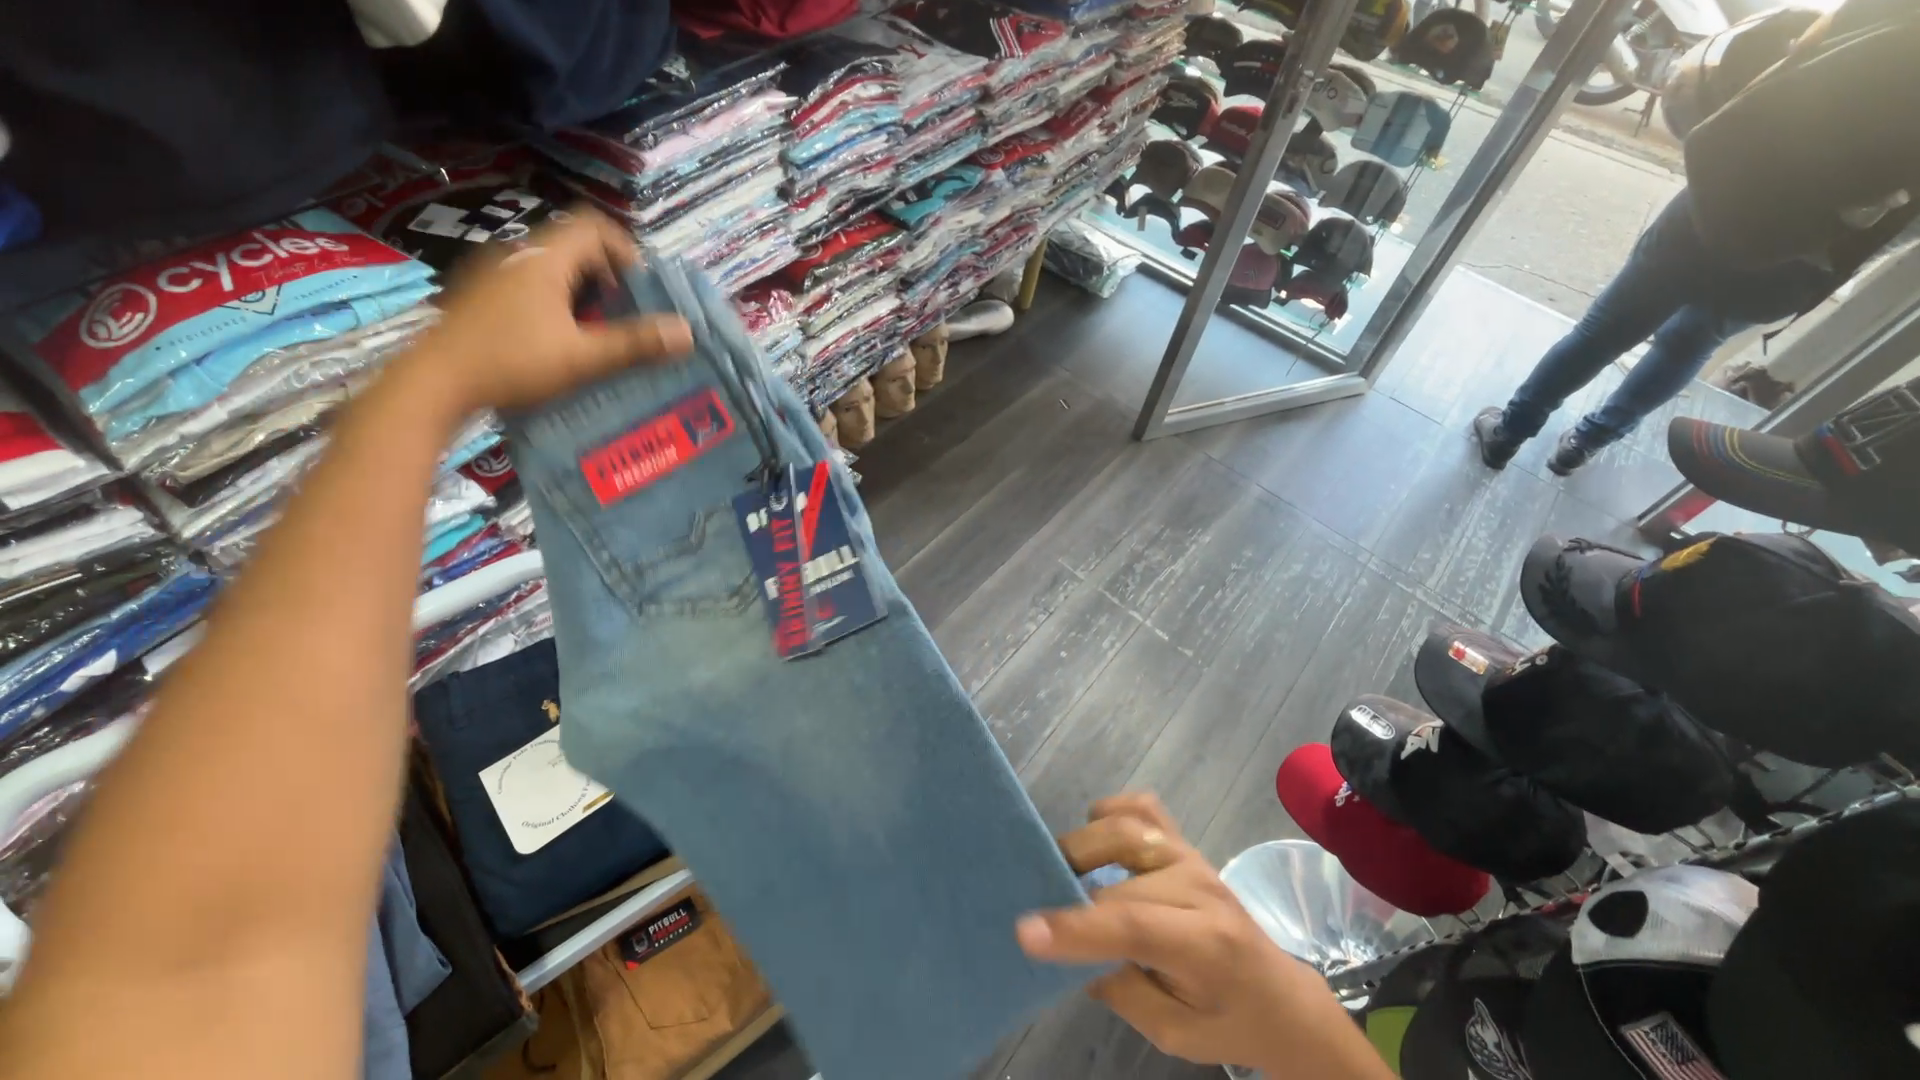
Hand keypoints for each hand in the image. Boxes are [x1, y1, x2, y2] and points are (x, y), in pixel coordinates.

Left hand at [409, 208, 693, 411]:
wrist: (432, 383)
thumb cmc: (510, 363)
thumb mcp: (581, 358)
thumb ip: (634, 344)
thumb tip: (687, 333)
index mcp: (544, 259)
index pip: (593, 226)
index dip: (624, 250)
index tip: (640, 288)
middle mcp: (517, 255)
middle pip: (572, 246)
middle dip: (605, 276)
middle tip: (623, 313)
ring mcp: (491, 273)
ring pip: (549, 267)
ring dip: (578, 292)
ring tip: (594, 331)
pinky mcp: (476, 296)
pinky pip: (526, 285)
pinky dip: (551, 302)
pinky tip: (554, 340)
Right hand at [1018, 795, 1390, 1077]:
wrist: (1281, 996)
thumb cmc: (1228, 1022)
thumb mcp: (1173, 1032)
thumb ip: (1120, 989)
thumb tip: (1071, 948)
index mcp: (1204, 944)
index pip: (1133, 925)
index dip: (1077, 927)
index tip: (1025, 932)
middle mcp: (1200, 889)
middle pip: (1117, 882)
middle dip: (1070, 899)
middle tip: (1042, 916)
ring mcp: (1192, 858)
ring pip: (1125, 829)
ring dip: (1083, 848)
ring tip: (1060, 873)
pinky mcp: (1186, 845)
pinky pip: (1143, 808)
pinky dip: (1111, 812)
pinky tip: (1093, 833)